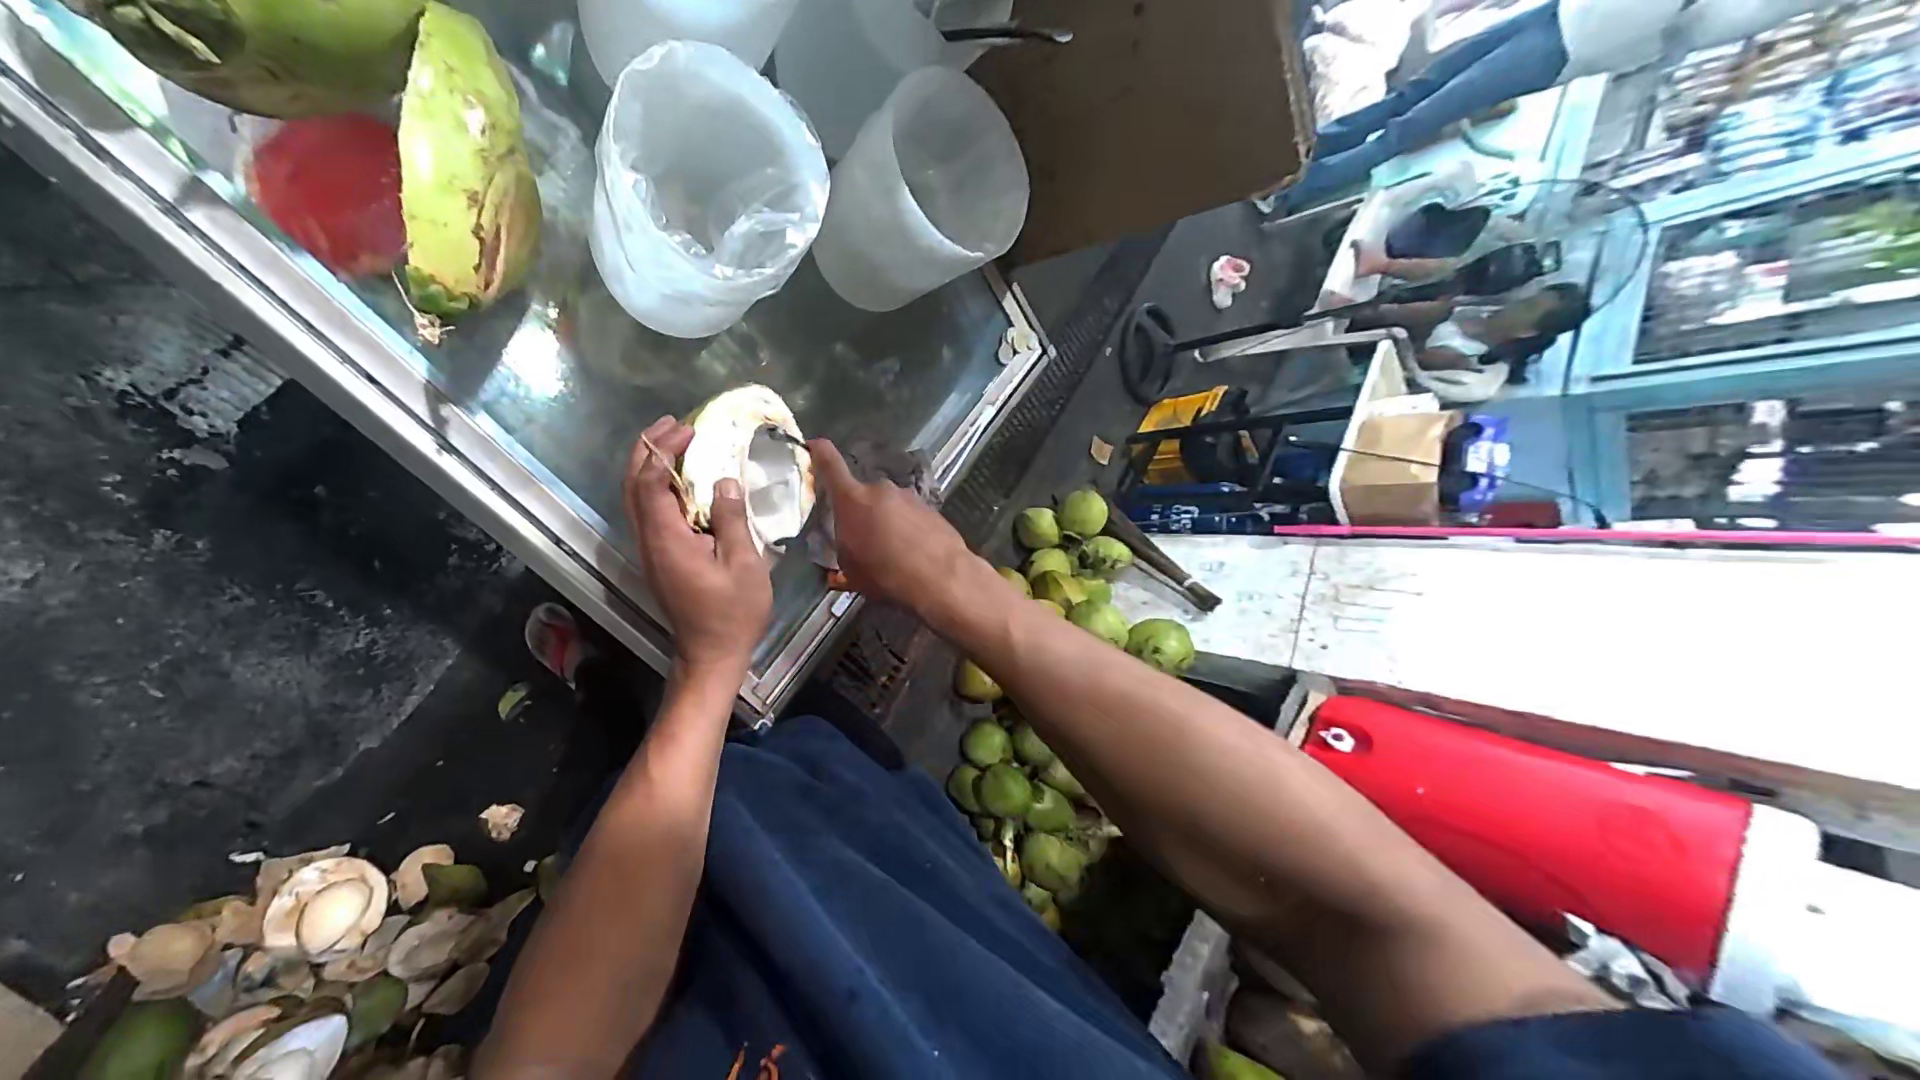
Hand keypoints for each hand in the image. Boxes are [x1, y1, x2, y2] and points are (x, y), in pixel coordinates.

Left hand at [624, 416, 771, 680]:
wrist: (711, 654)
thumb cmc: (732, 613)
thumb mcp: (743, 565)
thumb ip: (731, 520)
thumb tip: (723, 481)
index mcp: (667, 540)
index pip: (651, 483)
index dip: (664, 451)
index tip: (689, 431)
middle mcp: (649, 541)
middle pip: (633, 485)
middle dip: (647, 450)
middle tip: (673, 425)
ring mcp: (651, 551)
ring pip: (637, 498)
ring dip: (650, 466)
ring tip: (674, 444)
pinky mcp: (659, 559)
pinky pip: (649, 512)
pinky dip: (659, 487)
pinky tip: (682, 481)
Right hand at [808, 439, 998, 622]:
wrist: (941, 577)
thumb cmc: (886, 574)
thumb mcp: (851, 572)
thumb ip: (841, 557)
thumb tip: (837, 565)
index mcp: (852, 500)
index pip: (830, 464)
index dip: (819, 452)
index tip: (813, 445)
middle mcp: (880, 489)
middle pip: (862, 495)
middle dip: (861, 513)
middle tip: (863, 539)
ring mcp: (908, 496)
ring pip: (888, 506)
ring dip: (886, 522)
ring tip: (892, 552)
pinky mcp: (930, 508)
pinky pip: (910, 515)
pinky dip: (907, 529)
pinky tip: (912, 552)